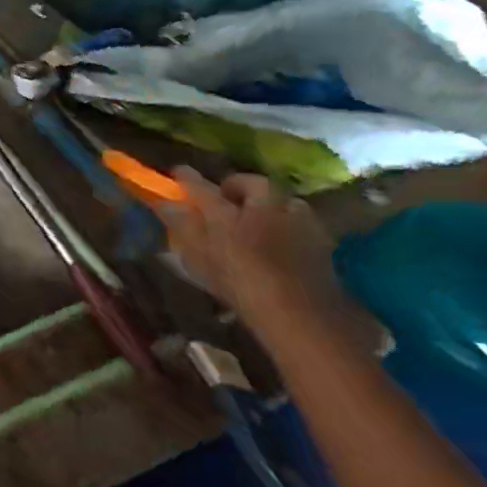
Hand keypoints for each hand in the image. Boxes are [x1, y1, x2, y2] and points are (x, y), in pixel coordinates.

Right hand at [158, 167, 347, 323]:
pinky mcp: (320, 236)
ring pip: (280, 199)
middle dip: (236, 186)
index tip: (178, 173)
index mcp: (229, 213)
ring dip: (266, 203)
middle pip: (251, 182)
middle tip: (225, 201)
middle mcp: (265, 207)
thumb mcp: (200, 260)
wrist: (300, 313)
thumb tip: (166, 203)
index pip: (202, 186)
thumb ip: (184, 227)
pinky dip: (286, 222)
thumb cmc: (239, 286)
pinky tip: (280, 241)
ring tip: (256, 222)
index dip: (188, 178)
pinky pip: (298, 218)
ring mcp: (297, 219)